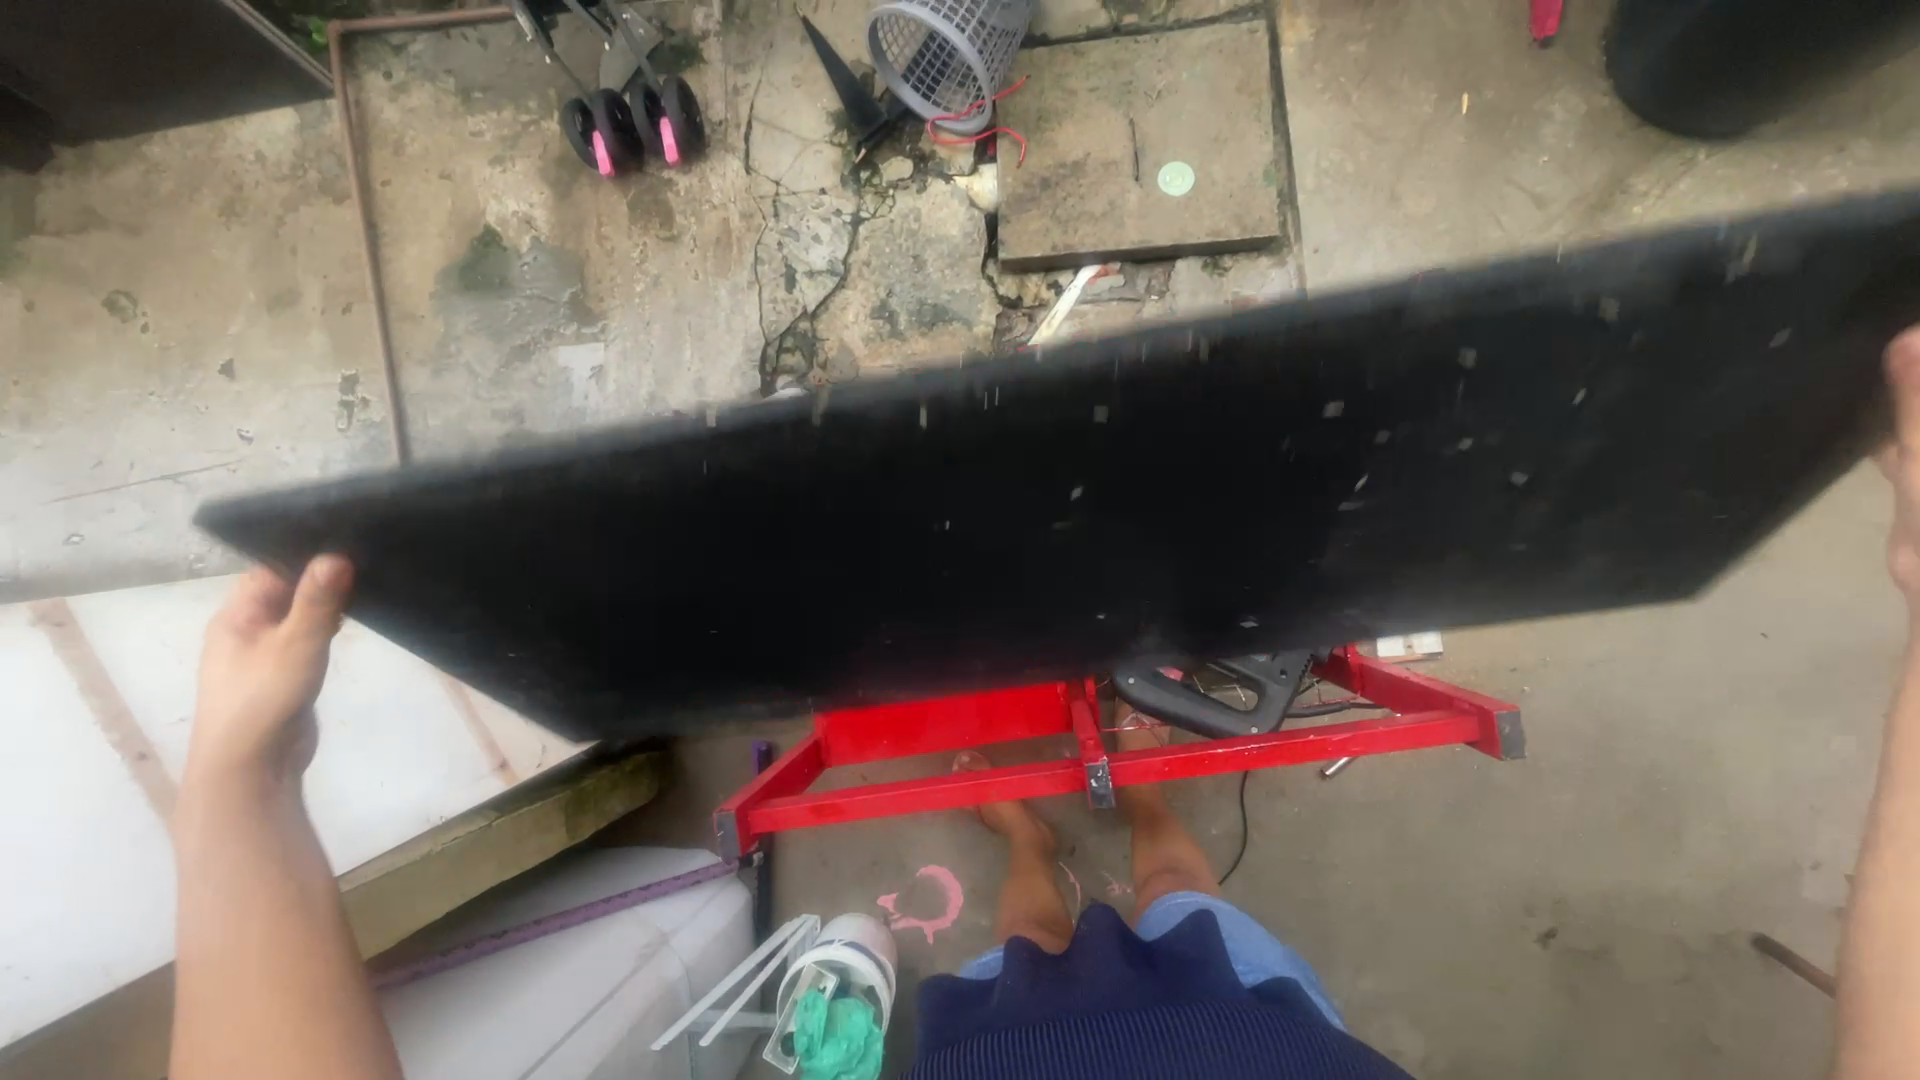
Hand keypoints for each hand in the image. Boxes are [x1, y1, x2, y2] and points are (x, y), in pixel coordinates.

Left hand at [188, 555, 353, 786]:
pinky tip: (350, 626)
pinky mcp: (281, 674)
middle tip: (368, 562)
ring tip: (368, 588)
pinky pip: (304, 638)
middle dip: (321, 579)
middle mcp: (243, 630)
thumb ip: (317, 600)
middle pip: (284, 591)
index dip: (306, 555)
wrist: (250, 763)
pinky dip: (324, 629)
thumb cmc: (265, 697)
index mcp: (235, 617)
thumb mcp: (297, 643)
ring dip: (325, 605)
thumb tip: (337, 554)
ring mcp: (262, 654)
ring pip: (296, 616)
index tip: (348, 542)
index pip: (270, 570)